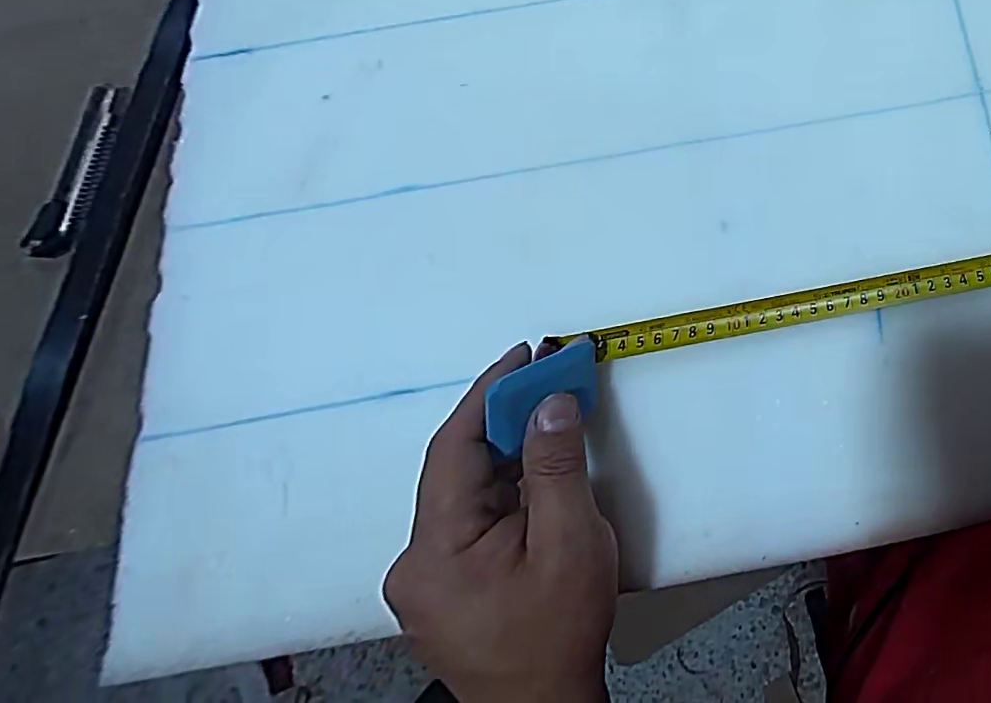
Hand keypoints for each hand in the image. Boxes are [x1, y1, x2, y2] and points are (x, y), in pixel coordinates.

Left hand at [384, 342, 617, 702]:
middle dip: (507, 413)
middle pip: (462, 460)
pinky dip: (512, 473)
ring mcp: (433, 567)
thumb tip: (550, 403)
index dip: (490, 393)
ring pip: (473, 480)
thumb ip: (558, 465)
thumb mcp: (570, 540)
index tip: (522, 355)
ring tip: (550, 406)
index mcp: (436, 550)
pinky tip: (540, 456)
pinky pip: (480, 503)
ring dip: (512, 442)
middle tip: (546, 373)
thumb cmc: (555, 637)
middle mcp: (421, 557)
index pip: (456, 446)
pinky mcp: (452, 572)